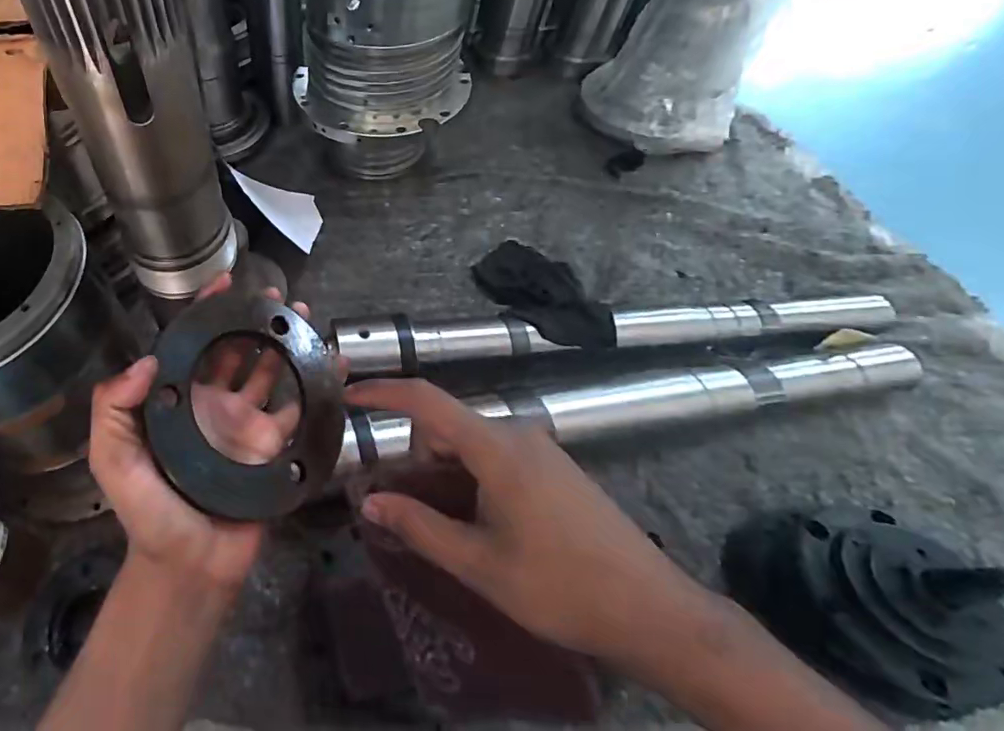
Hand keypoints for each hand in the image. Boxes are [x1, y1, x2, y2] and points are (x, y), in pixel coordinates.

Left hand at [87, 273, 309, 590]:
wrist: (186, 565)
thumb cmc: (146, 509)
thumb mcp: (112, 457)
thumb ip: (113, 407)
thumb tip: (148, 359)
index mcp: (180, 399)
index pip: (194, 344)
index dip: (207, 311)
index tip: (227, 281)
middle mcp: (215, 404)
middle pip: (238, 351)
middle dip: (254, 320)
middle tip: (278, 296)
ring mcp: (246, 426)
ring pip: (270, 373)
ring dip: (285, 345)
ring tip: (303, 318)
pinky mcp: (273, 450)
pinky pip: (297, 413)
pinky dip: (314, 388)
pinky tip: (330, 366)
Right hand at [343, 378, 718, 668]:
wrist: (654, 611)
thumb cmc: (562, 588)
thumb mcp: (480, 565)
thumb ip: (420, 527)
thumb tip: (370, 503)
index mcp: (497, 448)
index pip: (428, 401)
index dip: (384, 392)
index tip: (349, 396)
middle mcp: (518, 434)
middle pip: (446, 426)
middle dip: (416, 458)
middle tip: (404, 509)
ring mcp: (541, 449)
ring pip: (471, 443)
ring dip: (445, 473)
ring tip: (442, 525)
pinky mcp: (555, 468)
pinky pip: (496, 456)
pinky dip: (471, 477)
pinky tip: (479, 523)